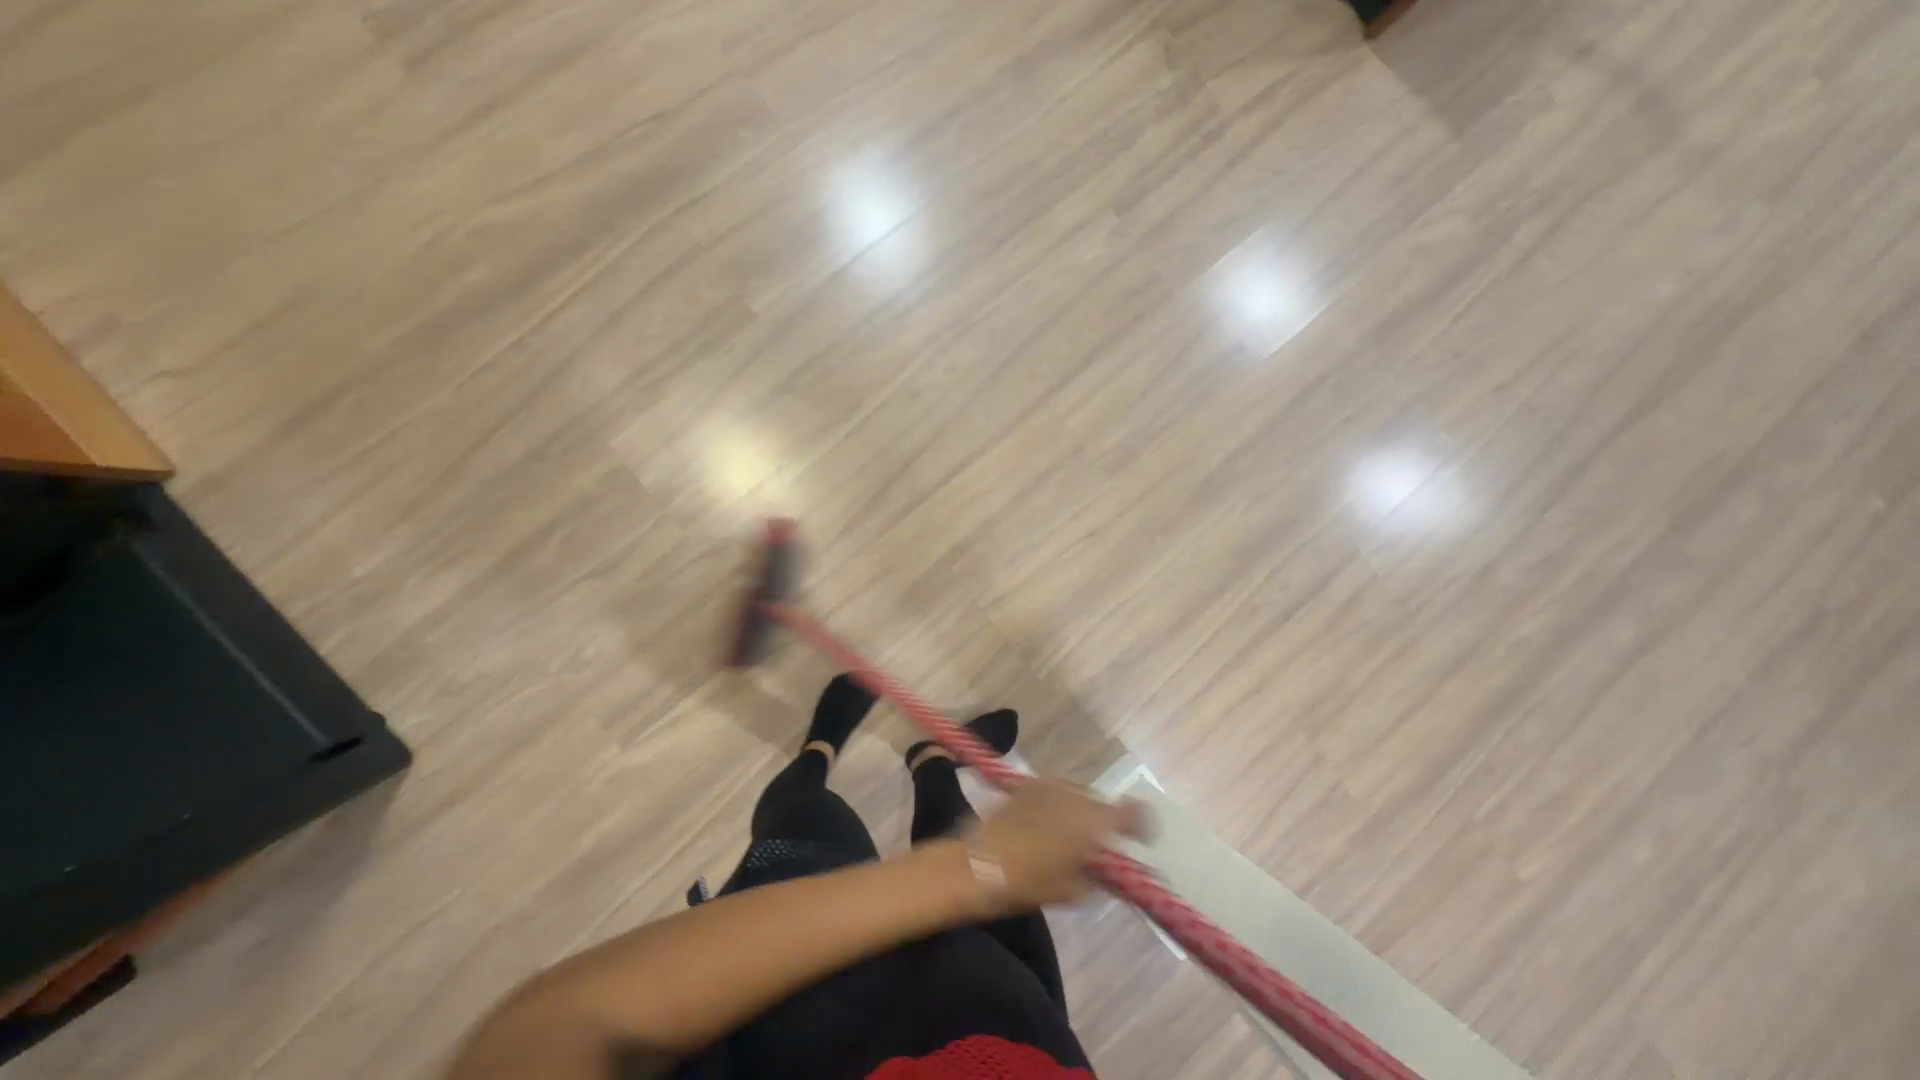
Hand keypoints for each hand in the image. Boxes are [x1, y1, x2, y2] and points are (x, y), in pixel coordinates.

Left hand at [966, 779, 1148, 909]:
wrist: (979, 864)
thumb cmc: (1030, 882)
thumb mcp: (1075, 891)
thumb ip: (1103, 878)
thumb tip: (1116, 873)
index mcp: (1095, 821)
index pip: (1135, 813)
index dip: (1143, 825)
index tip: (1142, 840)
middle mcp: (1077, 796)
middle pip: (1104, 805)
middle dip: (1106, 823)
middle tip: (1099, 847)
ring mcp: (1051, 785)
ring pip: (1079, 796)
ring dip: (1081, 812)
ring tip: (1070, 835)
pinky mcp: (1027, 784)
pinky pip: (1055, 791)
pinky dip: (1058, 804)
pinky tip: (1047, 822)